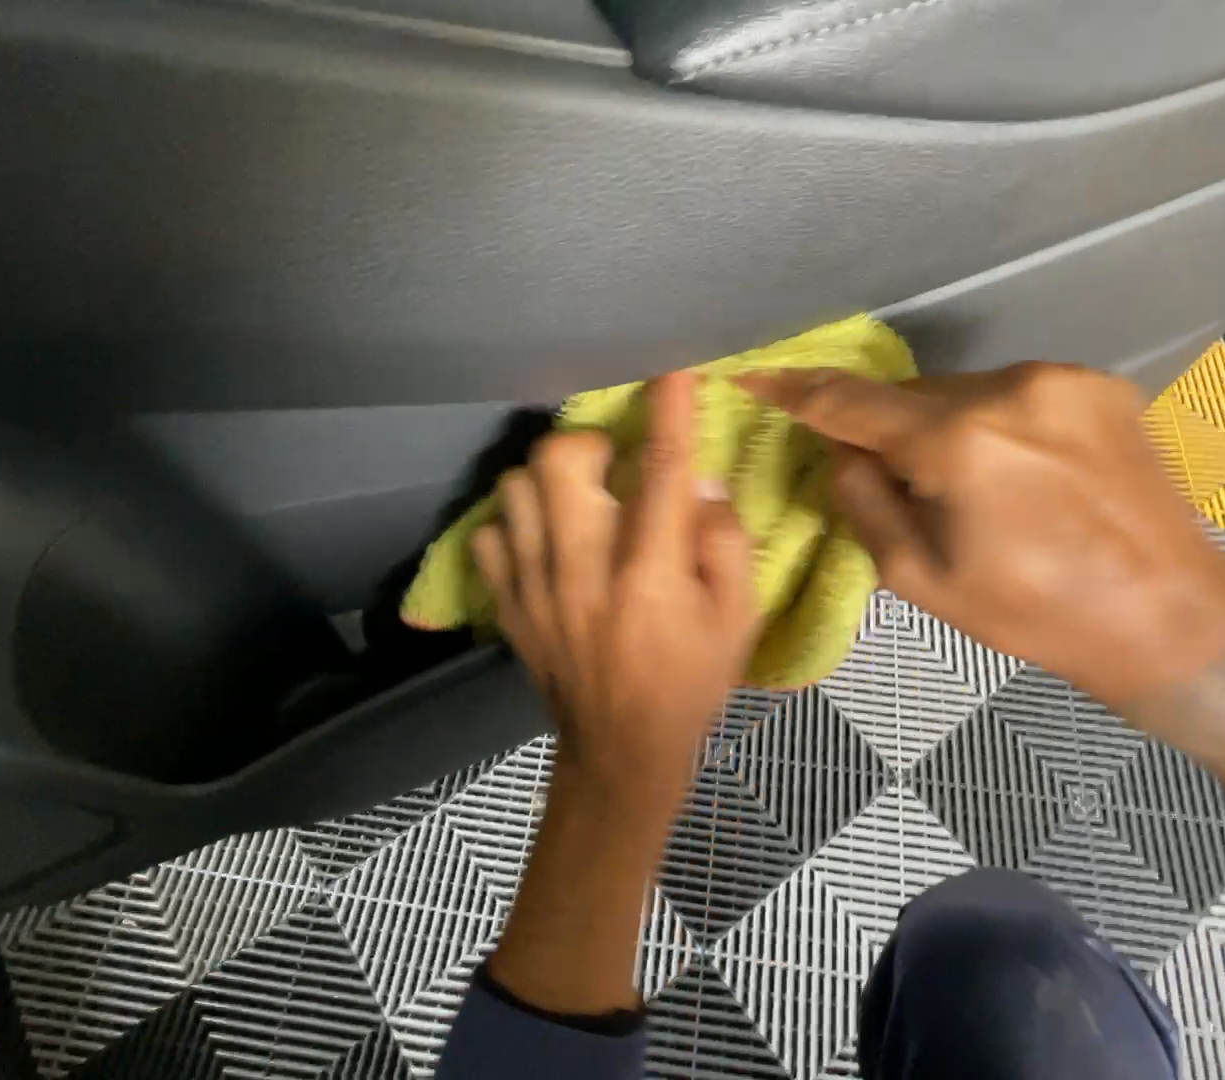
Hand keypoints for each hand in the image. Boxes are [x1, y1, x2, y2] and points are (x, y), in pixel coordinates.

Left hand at [473, 370, 760, 811]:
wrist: (620, 751)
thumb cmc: (689, 682)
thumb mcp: (737, 620)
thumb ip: (725, 544)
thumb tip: (699, 483)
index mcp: (650, 573)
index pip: (661, 472)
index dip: (670, 412)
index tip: (672, 372)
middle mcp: (584, 570)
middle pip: (558, 462)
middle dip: (589, 444)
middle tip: (611, 467)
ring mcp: (535, 588)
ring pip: (514, 489)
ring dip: (548, 482)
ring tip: (575, 503)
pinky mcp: (508, 607)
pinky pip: (488, 537)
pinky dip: (513, 527)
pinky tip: (541, 543)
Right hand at [736, 362, 1224, 706]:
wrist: (1169, 615)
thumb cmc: (1032, 612)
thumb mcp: (918, 578)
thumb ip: (862, 501)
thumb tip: (842, 451)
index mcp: (958, 444)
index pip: (851, 403)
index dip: (796, 390)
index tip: (754, 376)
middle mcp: (1008, 391)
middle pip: (907, 393)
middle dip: (882, 426)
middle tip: (888, 477)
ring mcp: (1061, 380)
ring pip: (958, 389)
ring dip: (937, 424)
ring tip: (964, 484)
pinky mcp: (1098, 384)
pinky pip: (1009, 391)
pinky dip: (988, 420)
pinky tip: (1014, 469)